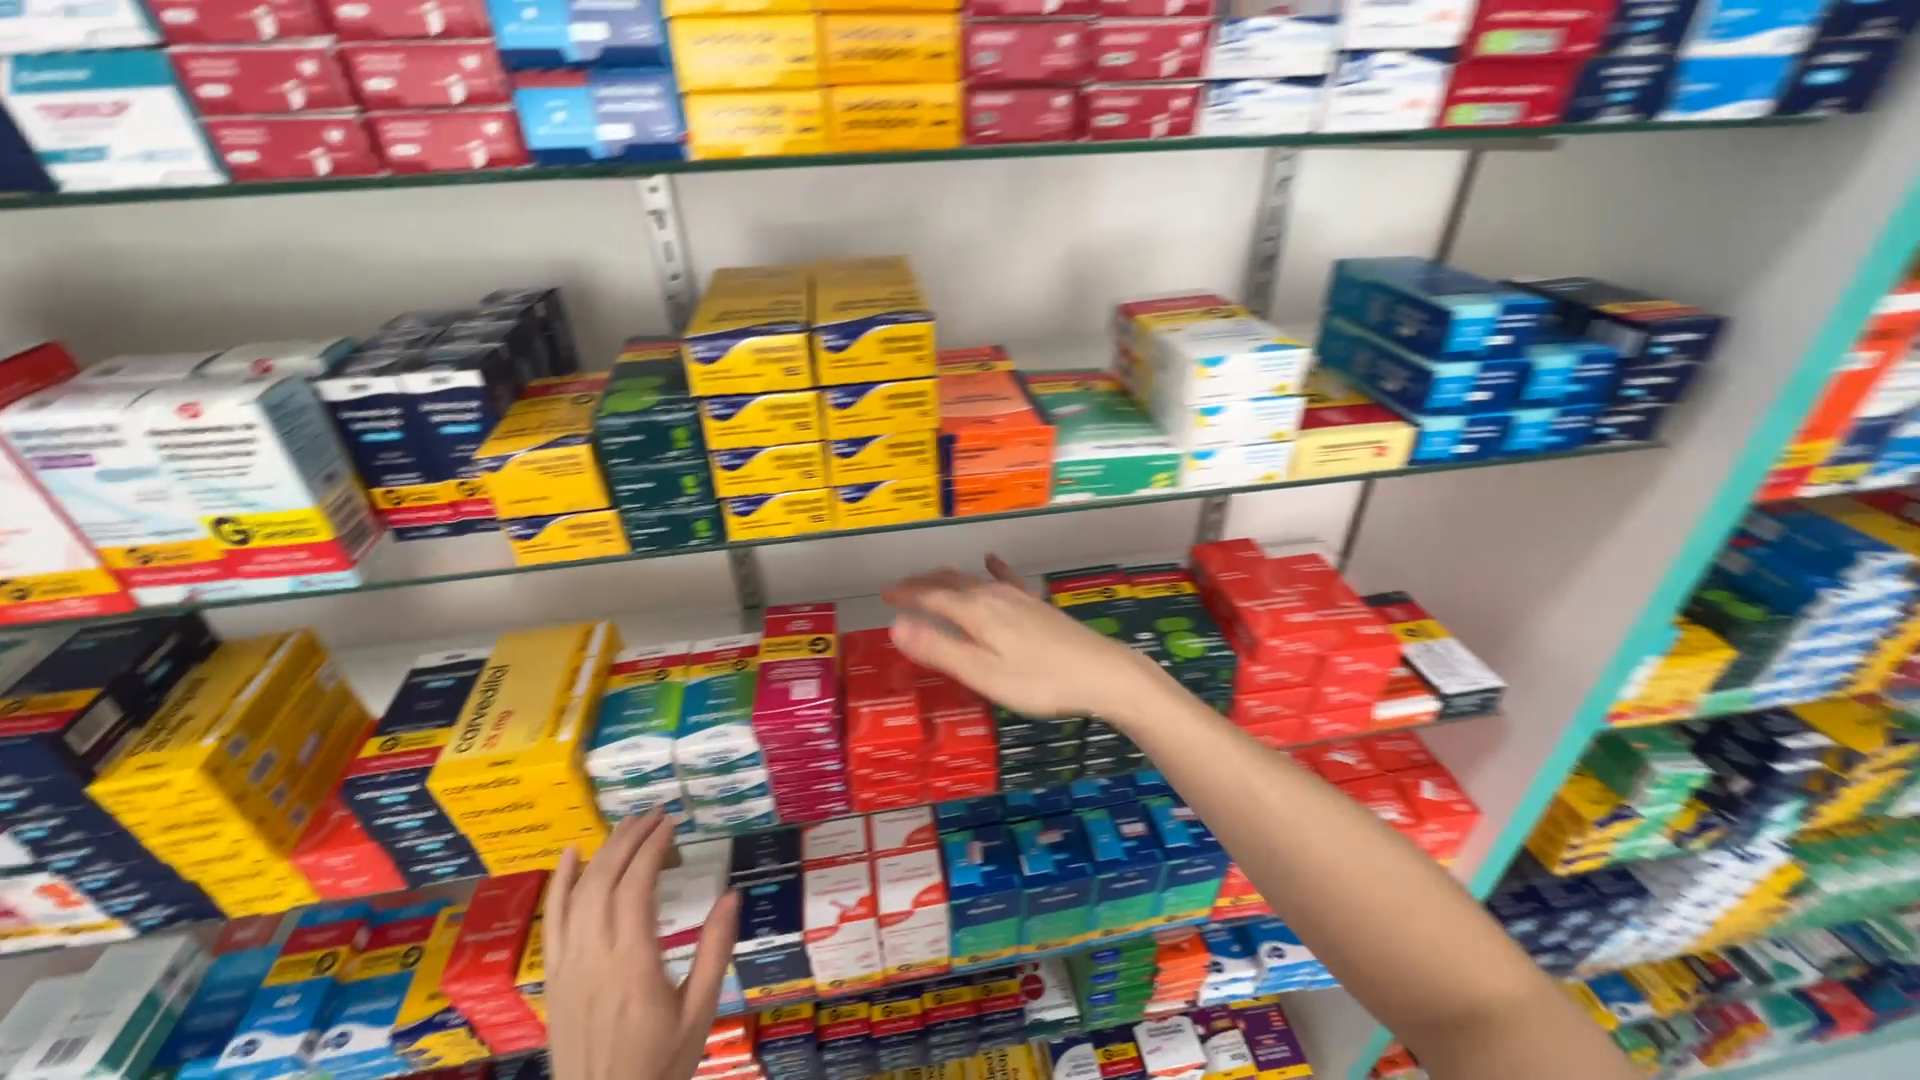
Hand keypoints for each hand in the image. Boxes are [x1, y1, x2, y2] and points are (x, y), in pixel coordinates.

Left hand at [544, 812, 741, 1079]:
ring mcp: (568, 964)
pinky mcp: (554, 975)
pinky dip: (561, 882)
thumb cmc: (660, 1064)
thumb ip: (714, 951)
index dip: (653, 847)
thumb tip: (731, 895)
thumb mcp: (700, 1012)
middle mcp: (595, 955)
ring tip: (627, 825)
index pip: (638, 886)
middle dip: (630, 839)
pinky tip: (572, 855)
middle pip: (606, 879)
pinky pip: (552, 919)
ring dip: (603, 851)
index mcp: (634, 963)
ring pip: (579, 892)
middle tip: (655, 815)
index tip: (672, 824)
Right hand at [882, 555, 1172, 720]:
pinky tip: (991, 560)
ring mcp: (1018, 597)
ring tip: (931, 582)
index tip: (885, 596)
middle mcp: (993, 596)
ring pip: (973, 580)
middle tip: (900, 589)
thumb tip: (895, 626)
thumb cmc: (1039, 681)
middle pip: (950, 582)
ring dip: (947, 579)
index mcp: (976, 613)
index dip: (906, 596)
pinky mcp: (1037, 604)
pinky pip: (1006, 578)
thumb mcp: (983, 674)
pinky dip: (990, 569)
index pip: (931, 597)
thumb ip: (940, 650)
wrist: (1102, 674)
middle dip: (922, 583)